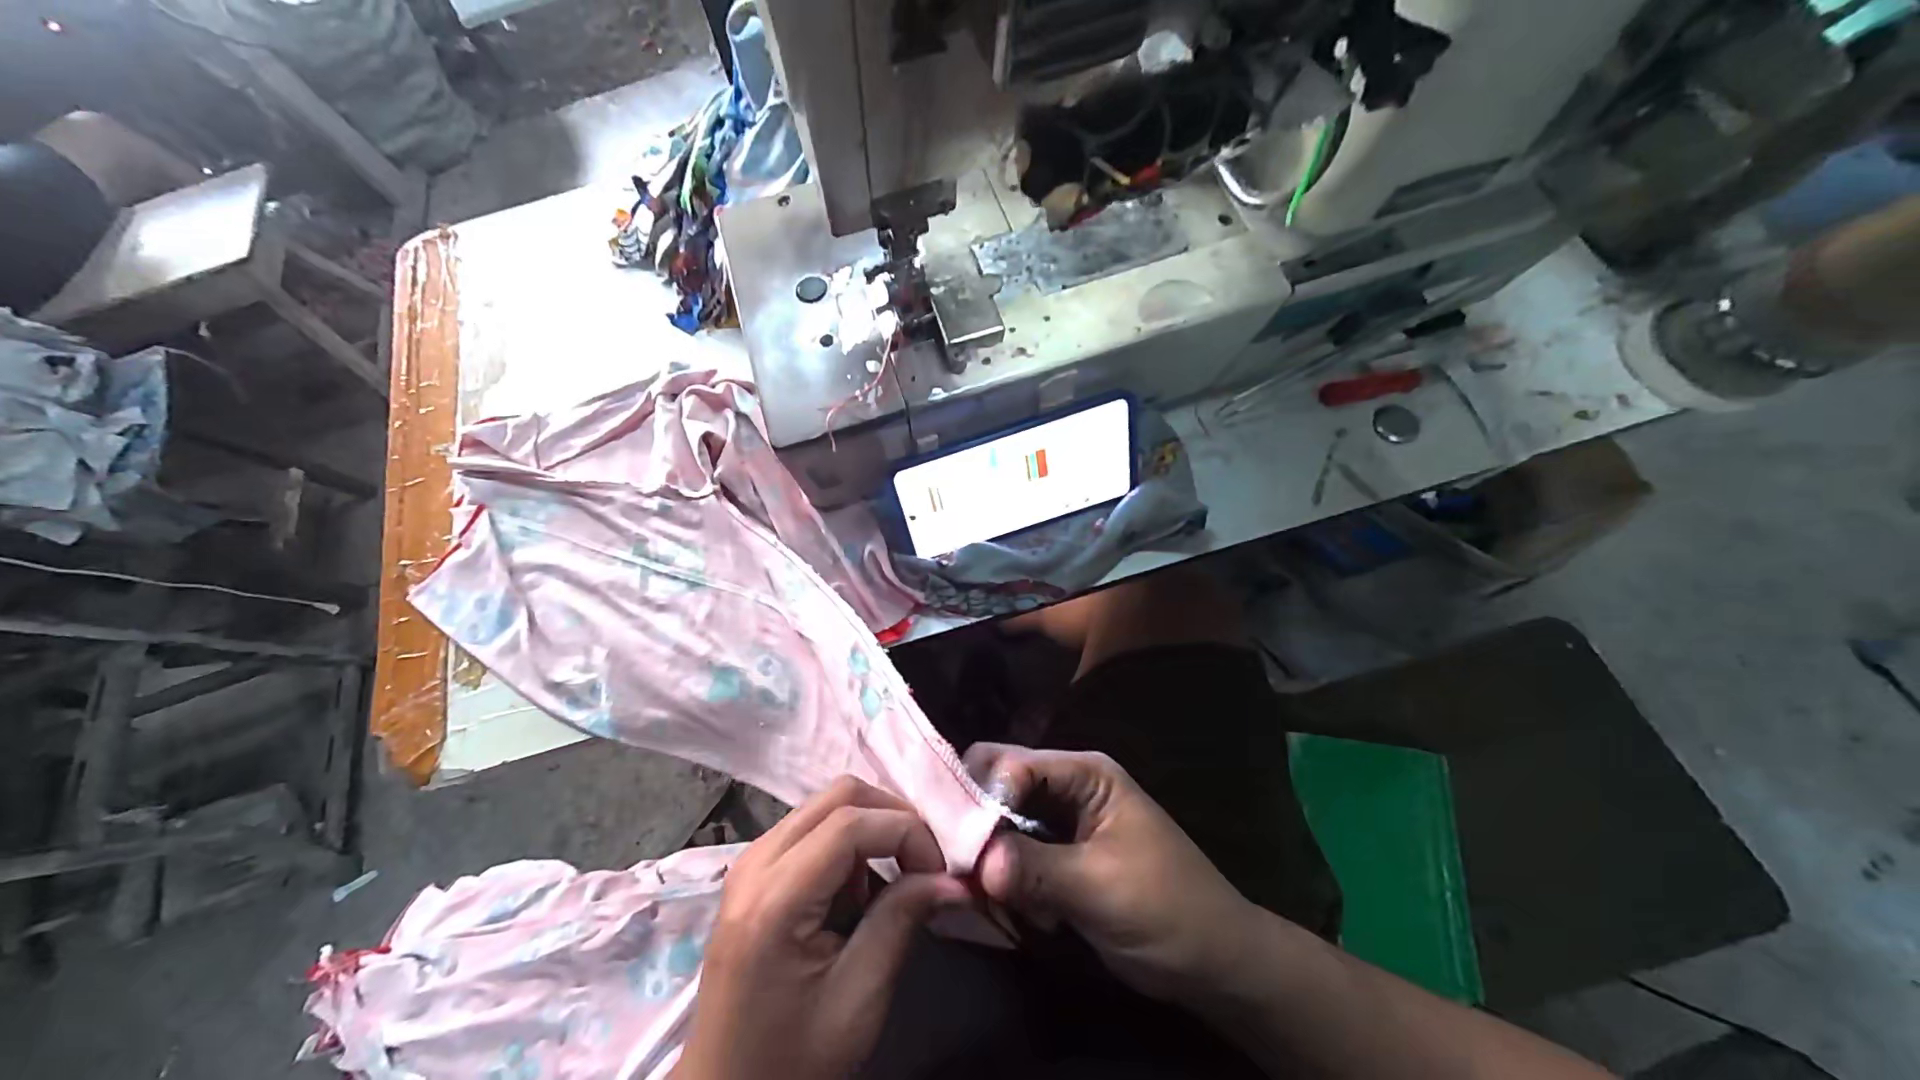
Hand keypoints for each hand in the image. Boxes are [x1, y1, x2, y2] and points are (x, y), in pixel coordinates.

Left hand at [673, 777, 969, 1079]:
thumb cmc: (792, 1057)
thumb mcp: (858, 997)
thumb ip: (901, 920)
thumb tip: (953, 879)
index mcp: (774, 898)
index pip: (851, 822)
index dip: (906, 832)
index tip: (938, 873)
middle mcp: (755, 863)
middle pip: (839, 795)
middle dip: (892, 817)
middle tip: (923, 863)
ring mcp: (750, 862)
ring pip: (826, 804)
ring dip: (871, 829)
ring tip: (892, 884)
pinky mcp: (754, 872)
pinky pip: (812, 827)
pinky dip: (848, 843)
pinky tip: (858, 891)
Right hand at [967, 743, 1259, 1002]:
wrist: (1214, 960)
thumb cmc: (1166, 910)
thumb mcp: (1099, 887)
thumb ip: (1035, 868)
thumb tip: (976, 862)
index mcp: (1084, 773)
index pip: (1010, 763)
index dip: (980, 796)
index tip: (959, 845)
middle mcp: (1066, 786)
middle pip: (998, 784)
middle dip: (975, 822)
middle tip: (959, 864)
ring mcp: (1060, 821)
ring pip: (999, 820)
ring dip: (988, 854)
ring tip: (986, 892)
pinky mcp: (1055, 855)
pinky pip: (1012, 853)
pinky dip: (1003, 876)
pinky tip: (1009, 905)